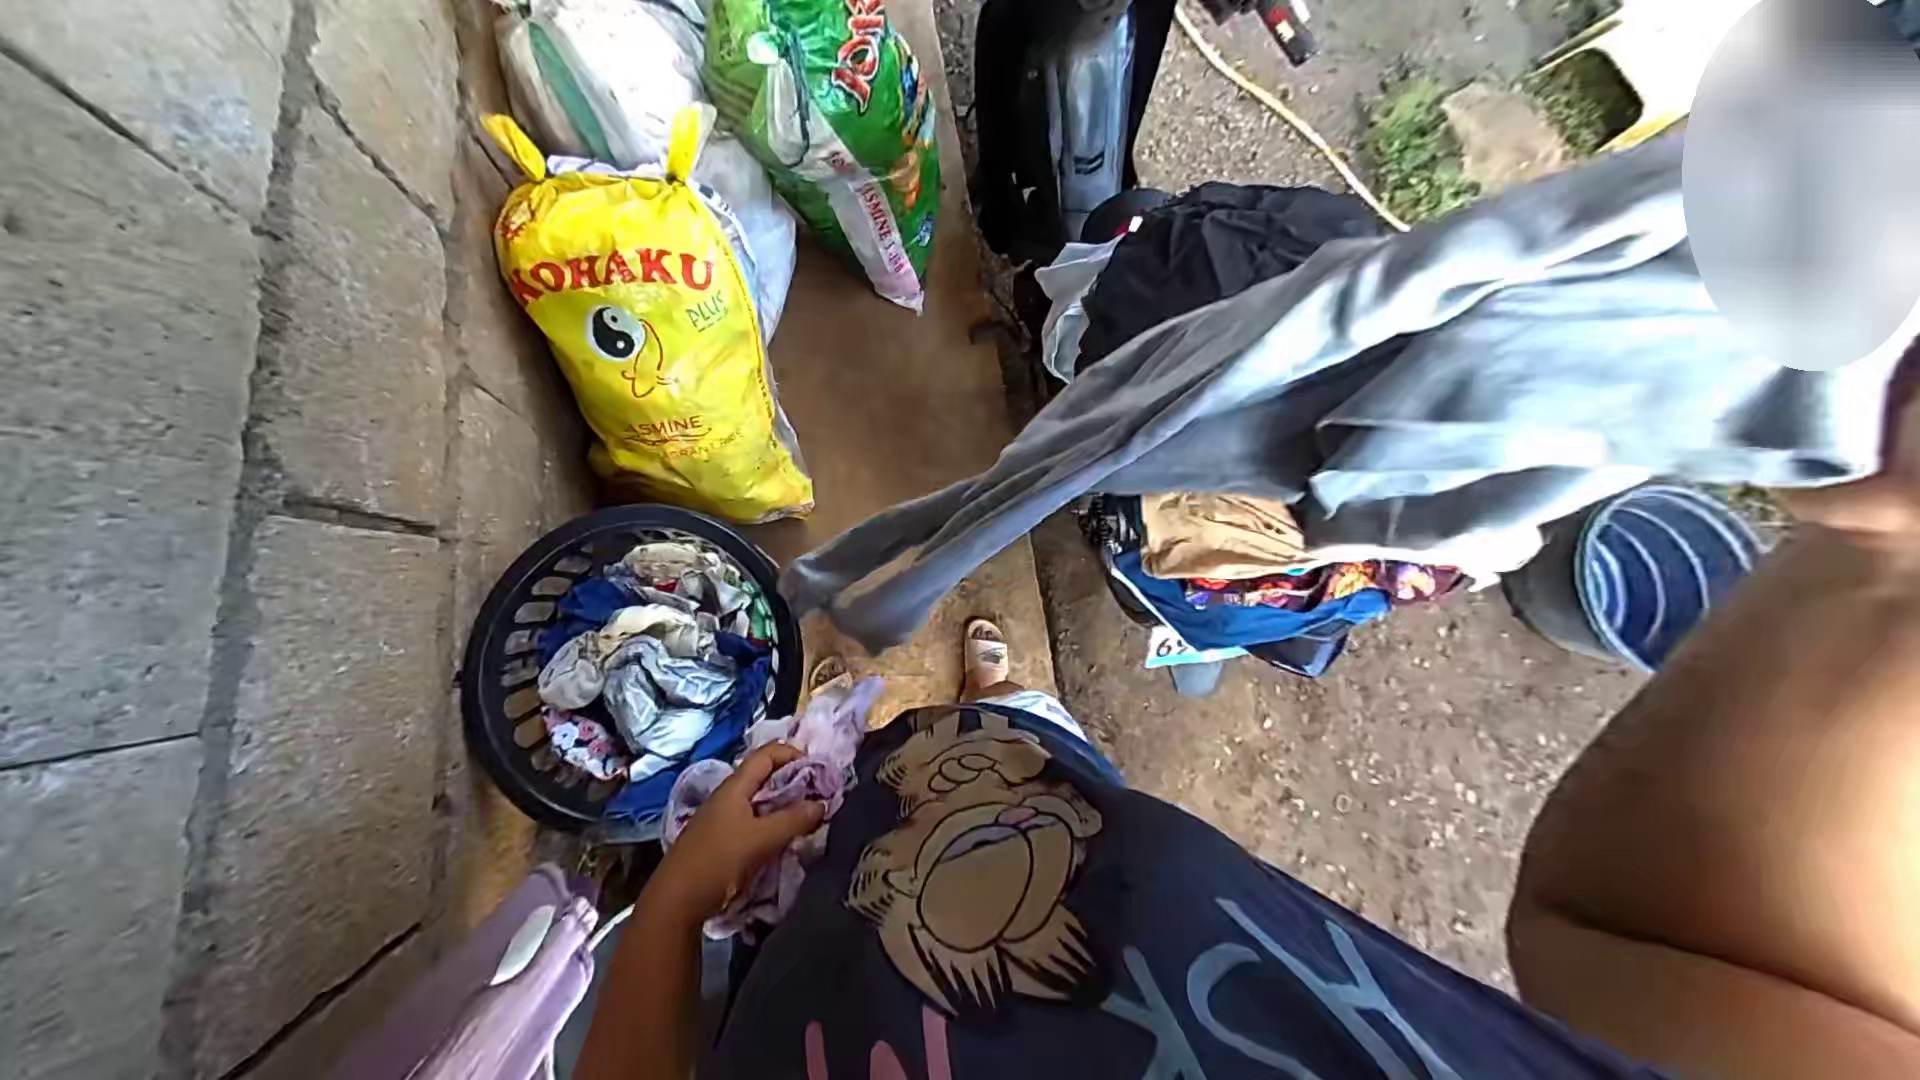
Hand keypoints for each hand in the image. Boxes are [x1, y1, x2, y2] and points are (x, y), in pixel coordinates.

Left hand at [644, 742, 826, 926]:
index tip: (816, 768)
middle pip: (764, 777)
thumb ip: (794, 819)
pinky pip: (753, 822)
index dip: (792, 754)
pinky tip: (783, 839)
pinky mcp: (720, 841)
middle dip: (793, 782)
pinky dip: (772, 824)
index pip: (766, 754)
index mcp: (734, 787)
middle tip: (818, 794)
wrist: (674, 905)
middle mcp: (728, 797)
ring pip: (760, 802)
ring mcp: (722, 819)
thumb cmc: (718, 861)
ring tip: (806, 817)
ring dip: (783, 805)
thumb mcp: (761, 839)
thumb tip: (822, 804)